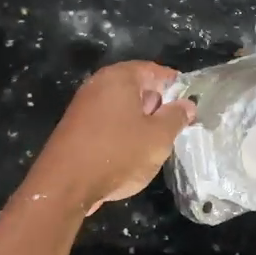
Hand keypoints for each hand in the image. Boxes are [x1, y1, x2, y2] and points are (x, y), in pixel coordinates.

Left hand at [21, 61, 194, 214]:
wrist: (65, 184)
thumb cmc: (118, 153)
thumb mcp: (158, 137)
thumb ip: (175, 117)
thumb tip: (187, 104)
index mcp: (119, 77)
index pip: (155, 70)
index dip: (175, 86)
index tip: (190, 104)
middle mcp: (98, 85)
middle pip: (136, 87)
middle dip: (157, 105)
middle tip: (173, 127)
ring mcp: (84, 106)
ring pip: (121, 107)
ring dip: (140, 122)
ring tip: (154, 144)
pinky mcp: (75, 128)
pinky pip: (107, 123)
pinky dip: (122, 132)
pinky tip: (130, 154)